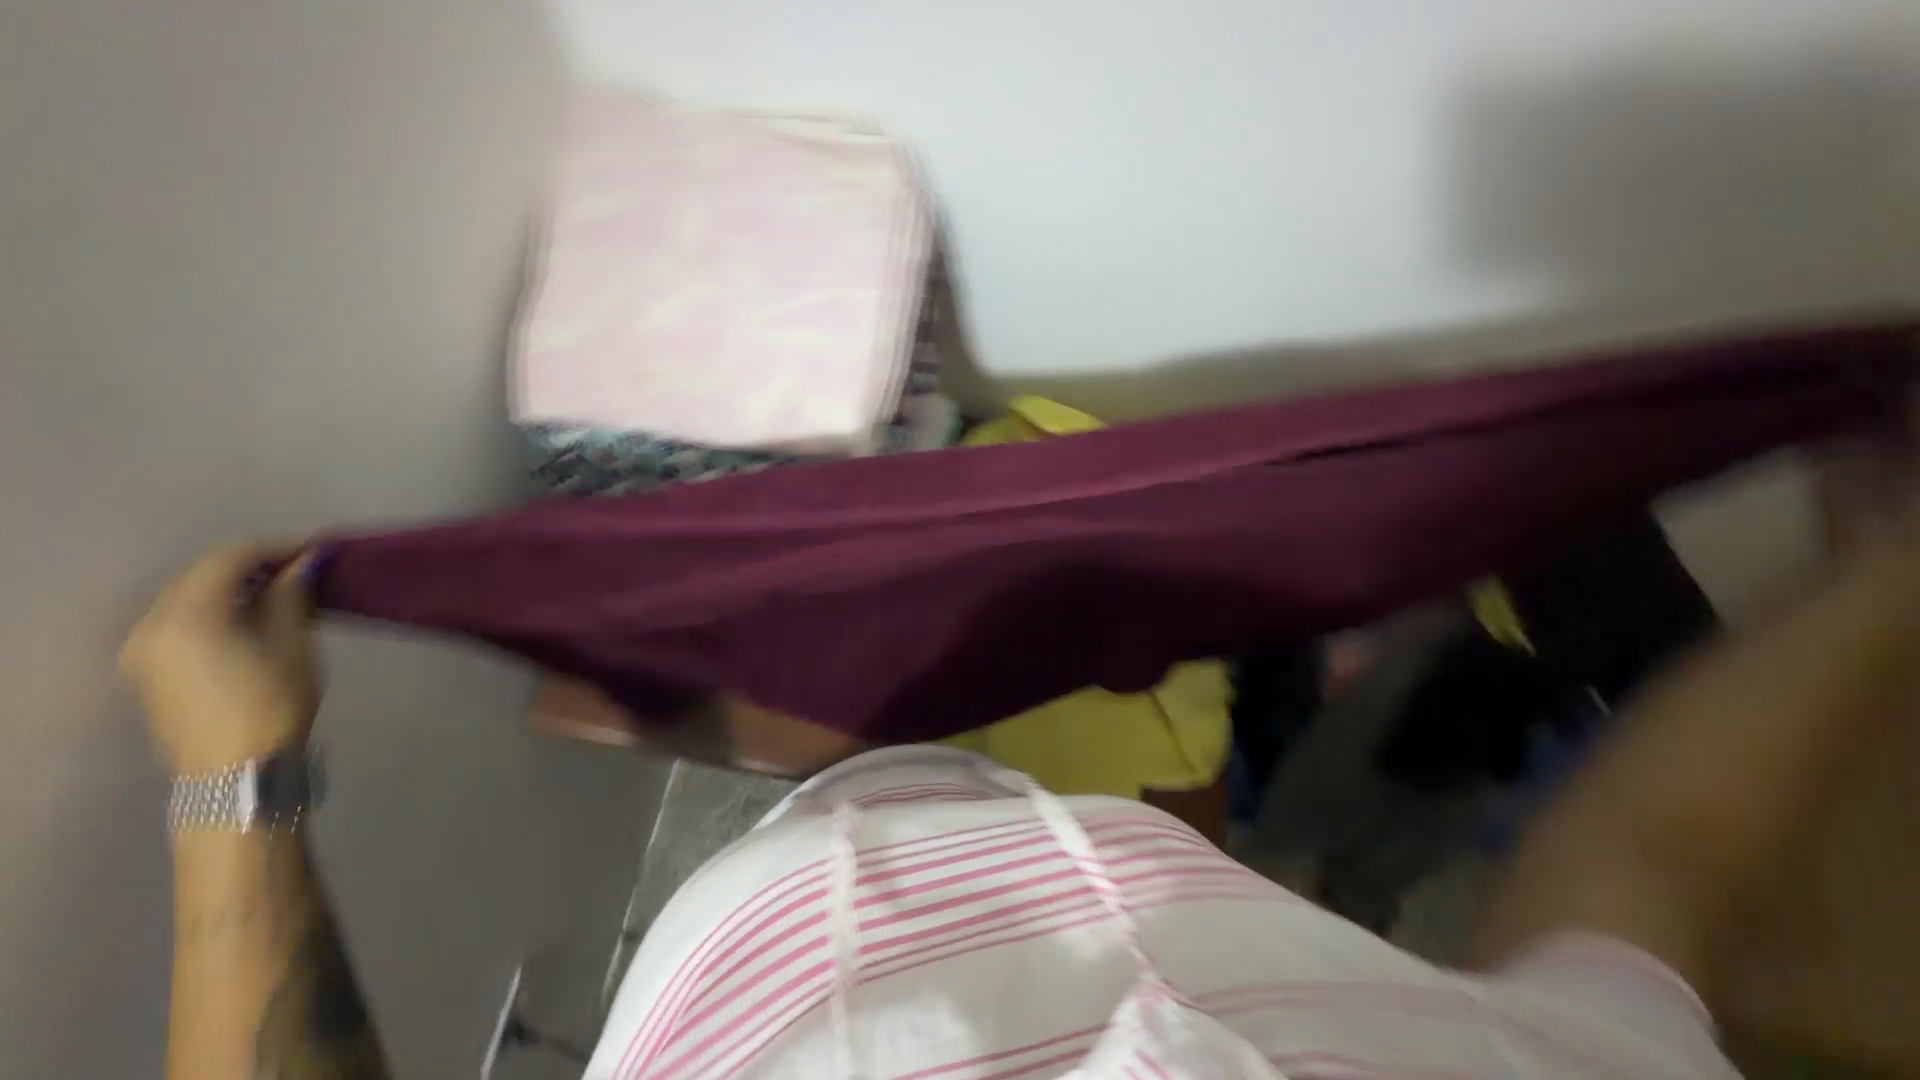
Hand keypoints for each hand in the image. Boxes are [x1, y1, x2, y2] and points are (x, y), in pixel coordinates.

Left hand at [121, 544, 319, 773]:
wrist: (237, 771)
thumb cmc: (272, 703)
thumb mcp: (293, 645)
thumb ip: (291, 597)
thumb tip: (303, 563)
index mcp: (188, 615)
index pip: (229, 558)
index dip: (274, 548)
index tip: (313, 551)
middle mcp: (153, 624)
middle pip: (201, 575)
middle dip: (250, 566)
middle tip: (298, 570)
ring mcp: (143, 649)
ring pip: (187, 598)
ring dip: (231, 588)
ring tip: (278, 594)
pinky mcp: (148, 670)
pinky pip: (179, 621)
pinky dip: (214, 610)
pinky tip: (249, 620)